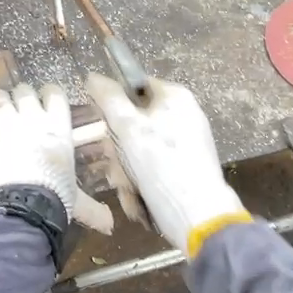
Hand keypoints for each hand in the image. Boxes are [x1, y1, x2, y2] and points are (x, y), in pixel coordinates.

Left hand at [0, 84, 113, 232]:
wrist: (26, 203)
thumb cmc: (55, 198)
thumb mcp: (77, 200)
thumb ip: (91, 208)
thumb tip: (110, 226)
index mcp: (59, 130)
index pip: (55, 96)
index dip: (49, 92)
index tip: (45, 95)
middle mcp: (35, 120)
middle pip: (26, 92)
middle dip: (21, 94)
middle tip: (18, 100)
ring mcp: (11, 124)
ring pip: (2, 98)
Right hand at [86, 74, 246, 253]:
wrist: (198, 216)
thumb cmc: (161, 165)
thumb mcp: (128, 127)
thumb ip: (108, 98)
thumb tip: (93, 76)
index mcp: (175, 96)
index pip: (133, 87)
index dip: (113, 105)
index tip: (104, 128)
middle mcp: (184, 114)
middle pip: (135, 121)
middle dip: (118, 147)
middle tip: (115, 164)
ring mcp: (187, 141)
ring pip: (141, 147)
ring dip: (126, 168)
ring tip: (127, 187)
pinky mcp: (187, 166)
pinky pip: (154, 165)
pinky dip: (142, 179)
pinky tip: (138, 196)